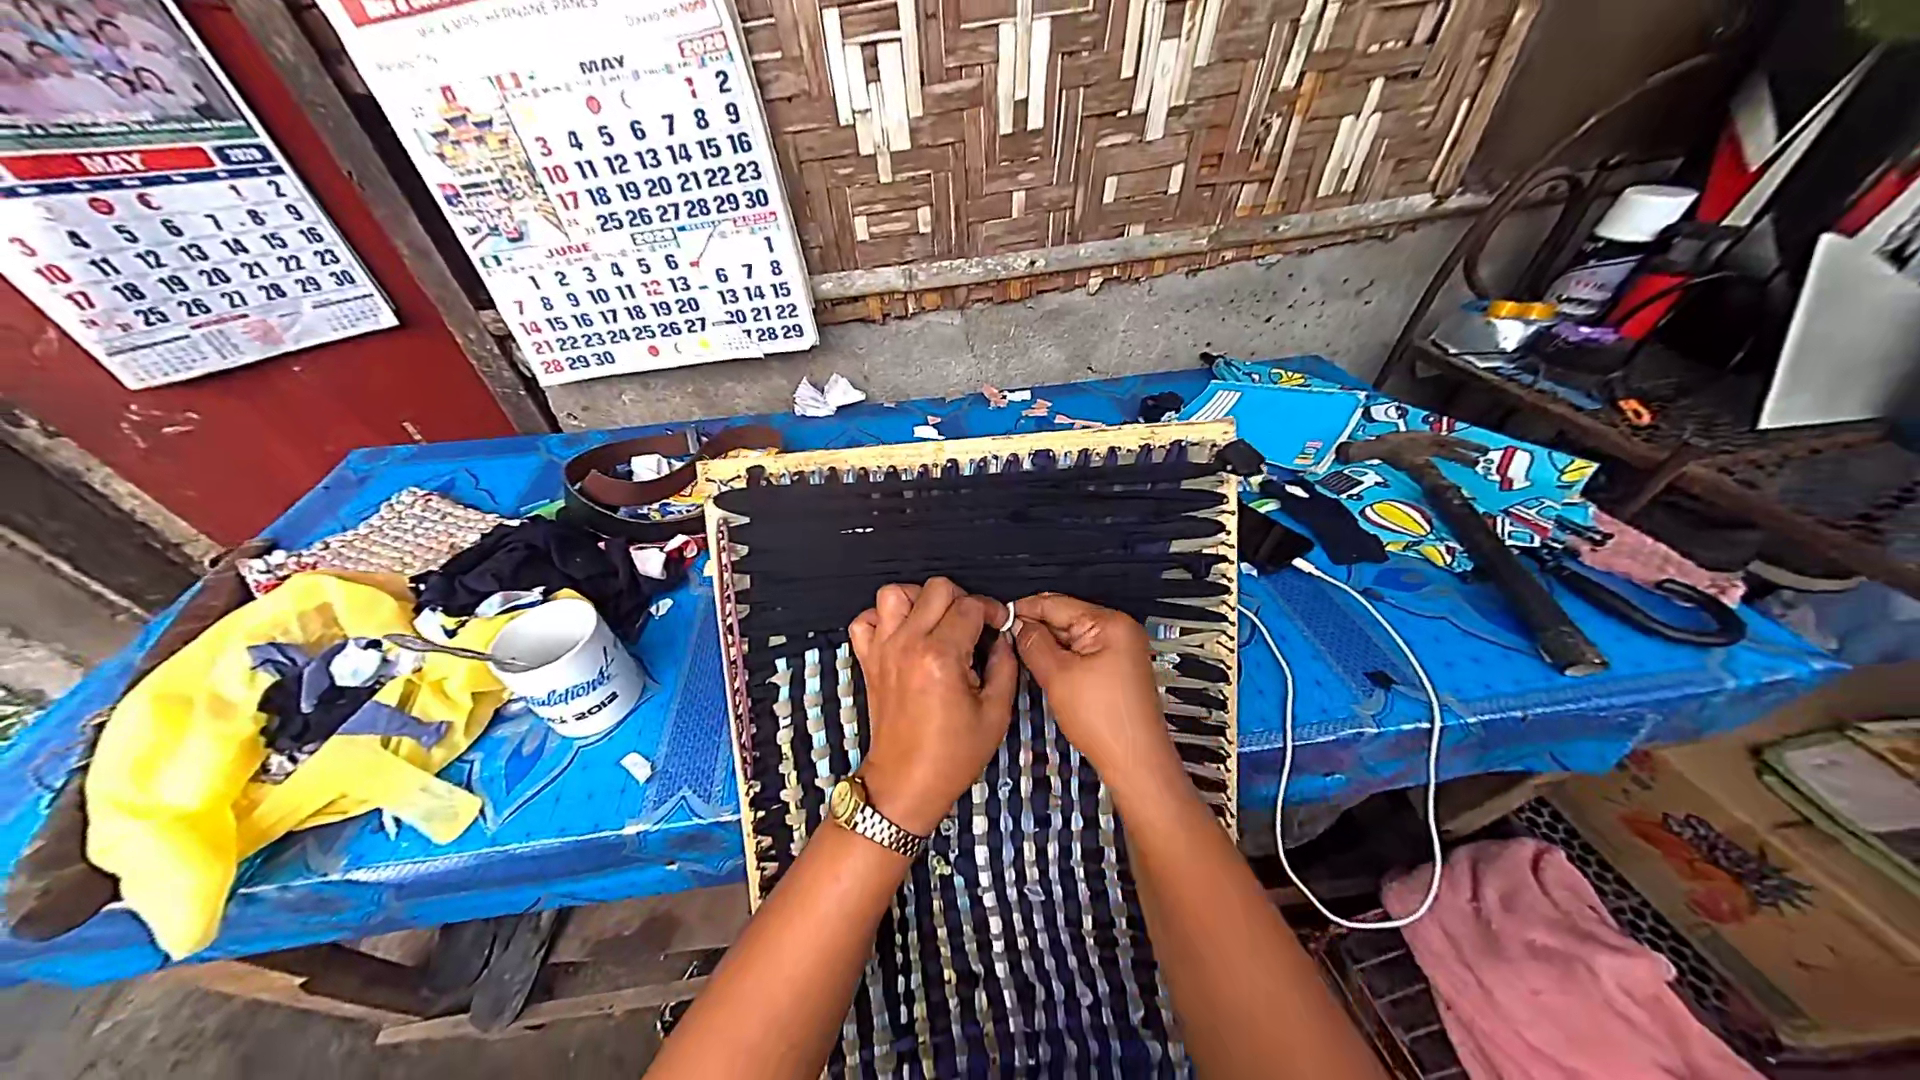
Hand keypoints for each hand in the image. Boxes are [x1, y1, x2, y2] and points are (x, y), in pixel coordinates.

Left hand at [847, 578, 1017, 836]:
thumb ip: (1005, 666)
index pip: (970, 606)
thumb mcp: (995, 713)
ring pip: (895, 593)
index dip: (992, 610)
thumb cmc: (951, 755)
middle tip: (972, 623)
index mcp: (941, 656)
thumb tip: (1003, 639)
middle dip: (961, 599)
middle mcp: (908, 645)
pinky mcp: (869, 660)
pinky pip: (866, 620)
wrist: (906, 782)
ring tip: (936, 621)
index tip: (999, 625)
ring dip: (920, 600)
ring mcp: (883, 650)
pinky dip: (883, 618)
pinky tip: (904, 633)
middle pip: (936, 588)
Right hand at [1010, 593, 1184, 795]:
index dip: (1024, 609)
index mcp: (1110, 623)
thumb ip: (1033, 643)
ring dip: (1047, 644)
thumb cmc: (1104, 721)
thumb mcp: (1057, 676)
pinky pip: (1081, 652)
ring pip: (1071, 636)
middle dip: (1036, 628)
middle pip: (1064, 616)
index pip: (1056, 603)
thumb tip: (1017, 624)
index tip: (1000, 616)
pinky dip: (1062, 658)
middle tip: (1007, 639)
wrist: (1134, 761)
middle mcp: (1119, 630)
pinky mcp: (1117, 667)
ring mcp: (1121, 649)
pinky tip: (1046, 668)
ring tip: (1023, 656)